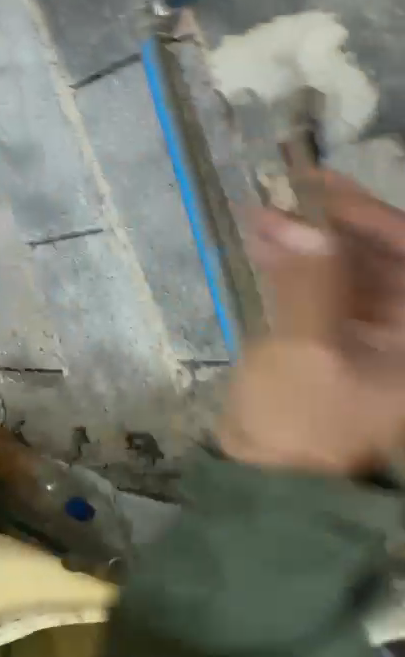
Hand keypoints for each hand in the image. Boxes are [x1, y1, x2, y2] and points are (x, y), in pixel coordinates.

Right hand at [221, 169, 404, 476]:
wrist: (275, 472)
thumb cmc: (300, 416)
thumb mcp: (305, 348)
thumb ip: (306, 282)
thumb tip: (294, 221)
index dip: (373, 216)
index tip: (315, 184)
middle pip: (391, 259)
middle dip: (338, 224)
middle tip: (282, 192)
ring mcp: (385, 337)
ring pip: (360, 270)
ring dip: (315, 241)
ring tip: (265, 214)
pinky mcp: (350, 342)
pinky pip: (334, 290)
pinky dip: (304, 265)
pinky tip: (270, 245)